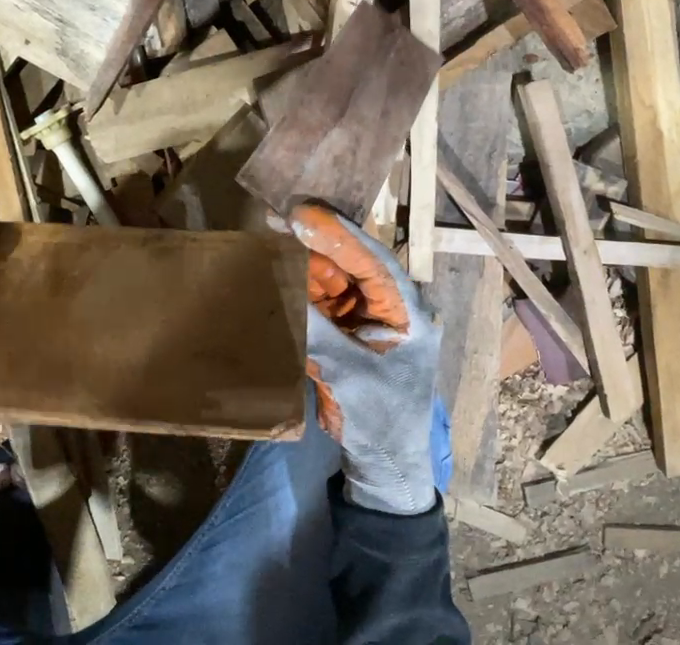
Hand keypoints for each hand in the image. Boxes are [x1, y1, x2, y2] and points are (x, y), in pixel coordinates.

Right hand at [284, 203, 441, 515]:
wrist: (383, 464)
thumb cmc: (382, 419)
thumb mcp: (351, 375)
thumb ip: (317, 331)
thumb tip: (282, 289)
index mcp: (406, 311)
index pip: (374, 262)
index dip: (340, 236)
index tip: (305, 214)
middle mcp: (386, 307)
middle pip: (349, 264)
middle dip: (316, 242)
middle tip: (280, 218)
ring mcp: (362, 319)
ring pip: (330, 279)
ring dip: (302, 262)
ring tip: (272, 239)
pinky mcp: (342, 333)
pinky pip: (318, 302)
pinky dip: (297, 289)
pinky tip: (274, 272)